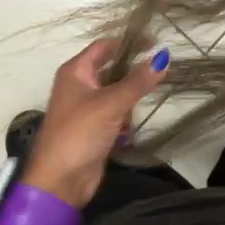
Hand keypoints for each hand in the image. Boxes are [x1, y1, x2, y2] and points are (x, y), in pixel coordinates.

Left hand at [22, 38, 170, 206]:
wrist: (60, 182)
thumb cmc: (79, 133)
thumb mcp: (111, 104)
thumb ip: (138, 81)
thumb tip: (164, 57)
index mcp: (76, 71)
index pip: (105, 46)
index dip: (129, 43)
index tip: (156, 44)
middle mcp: (79, 85)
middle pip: (113, 70)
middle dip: (132, 77)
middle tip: (156, 77)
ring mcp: (86, 108)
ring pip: (117, 94)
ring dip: (128, 104)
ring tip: (130, 116)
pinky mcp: (93, 129)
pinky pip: (116, 116)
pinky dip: (123, 122)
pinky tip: (125, 134)